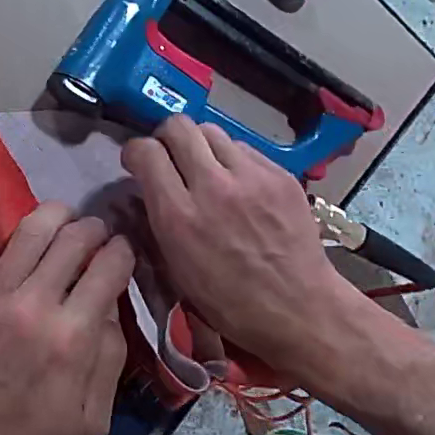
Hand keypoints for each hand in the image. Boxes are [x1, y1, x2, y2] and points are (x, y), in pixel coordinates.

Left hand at [0, 190, 135, 434]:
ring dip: (56, 215)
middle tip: (99, 241)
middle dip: (97, 230)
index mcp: (71, 336)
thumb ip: (112, 355)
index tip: (125, 255)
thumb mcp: (94, 417)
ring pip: (30, 230)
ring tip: (66, 222)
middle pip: (76, 238)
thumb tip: (113, 302)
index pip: (111, 264)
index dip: (125, 251)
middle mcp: (32, 306)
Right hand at [120, 116, 367, 377]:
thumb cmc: (231, 303)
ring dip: (202, 146)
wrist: (299, 307)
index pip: (145, 152)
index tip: (138, 163)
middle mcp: (213, 186)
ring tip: (208, 169)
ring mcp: (251, 175)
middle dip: (166, 138)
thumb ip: (157, 222)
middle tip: (171, 157)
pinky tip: (240, 183)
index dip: (135, 153)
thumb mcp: (178, 271)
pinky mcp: (280, 173)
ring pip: (213, 131)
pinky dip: (234, 160)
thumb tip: (144, 190)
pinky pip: (246, 149)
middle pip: (178, 127)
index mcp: (180, 216)